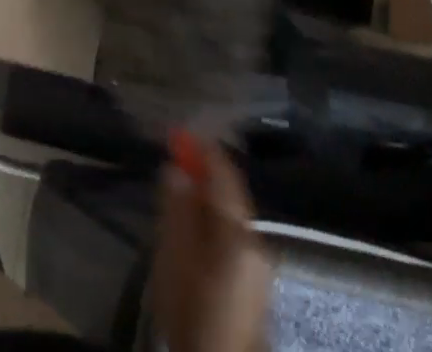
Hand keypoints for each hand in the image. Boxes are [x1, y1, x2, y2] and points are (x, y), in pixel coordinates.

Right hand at [152, 132, 271, 351]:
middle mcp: (256, 243)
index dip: (206, 151)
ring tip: (177, 177)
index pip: (225, 180)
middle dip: (204, 170)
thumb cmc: (190, 306)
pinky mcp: (250, 278)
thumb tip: (176, 168)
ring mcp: (258, 263)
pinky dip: (210, 214)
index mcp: (238, 235)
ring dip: (205, 193)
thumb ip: (176, 210)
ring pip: (229, 215)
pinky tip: (190, 216)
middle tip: (174, 148)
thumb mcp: (173, 255)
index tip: (184, 127)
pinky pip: (229, 232)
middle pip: (229, 196)